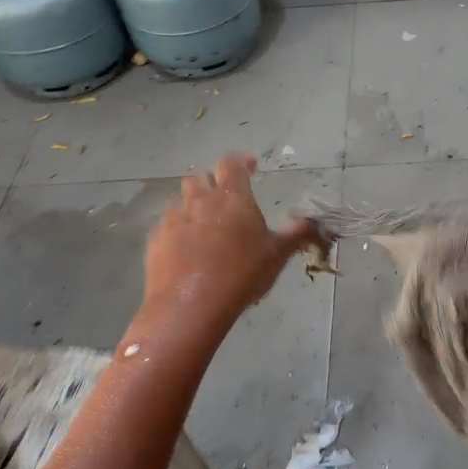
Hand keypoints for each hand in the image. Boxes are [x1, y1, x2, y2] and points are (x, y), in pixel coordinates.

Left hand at [143, 153, 322, 324]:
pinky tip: (186, 250)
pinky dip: (177, 231)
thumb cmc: (241, 274)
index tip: (252, 168)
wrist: (190, 307)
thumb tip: (312, 221)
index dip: (241, 161)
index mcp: (232, 196)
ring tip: (204, 226)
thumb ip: (296, 233)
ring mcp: (174, 220)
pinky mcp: (155, 241)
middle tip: (225, 199)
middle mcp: (200, 200)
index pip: (232, 162)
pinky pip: (166, 227)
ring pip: (180, 201)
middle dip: (212, 182)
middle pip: (200, 177)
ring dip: (192, 206)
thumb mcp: (278, 254)